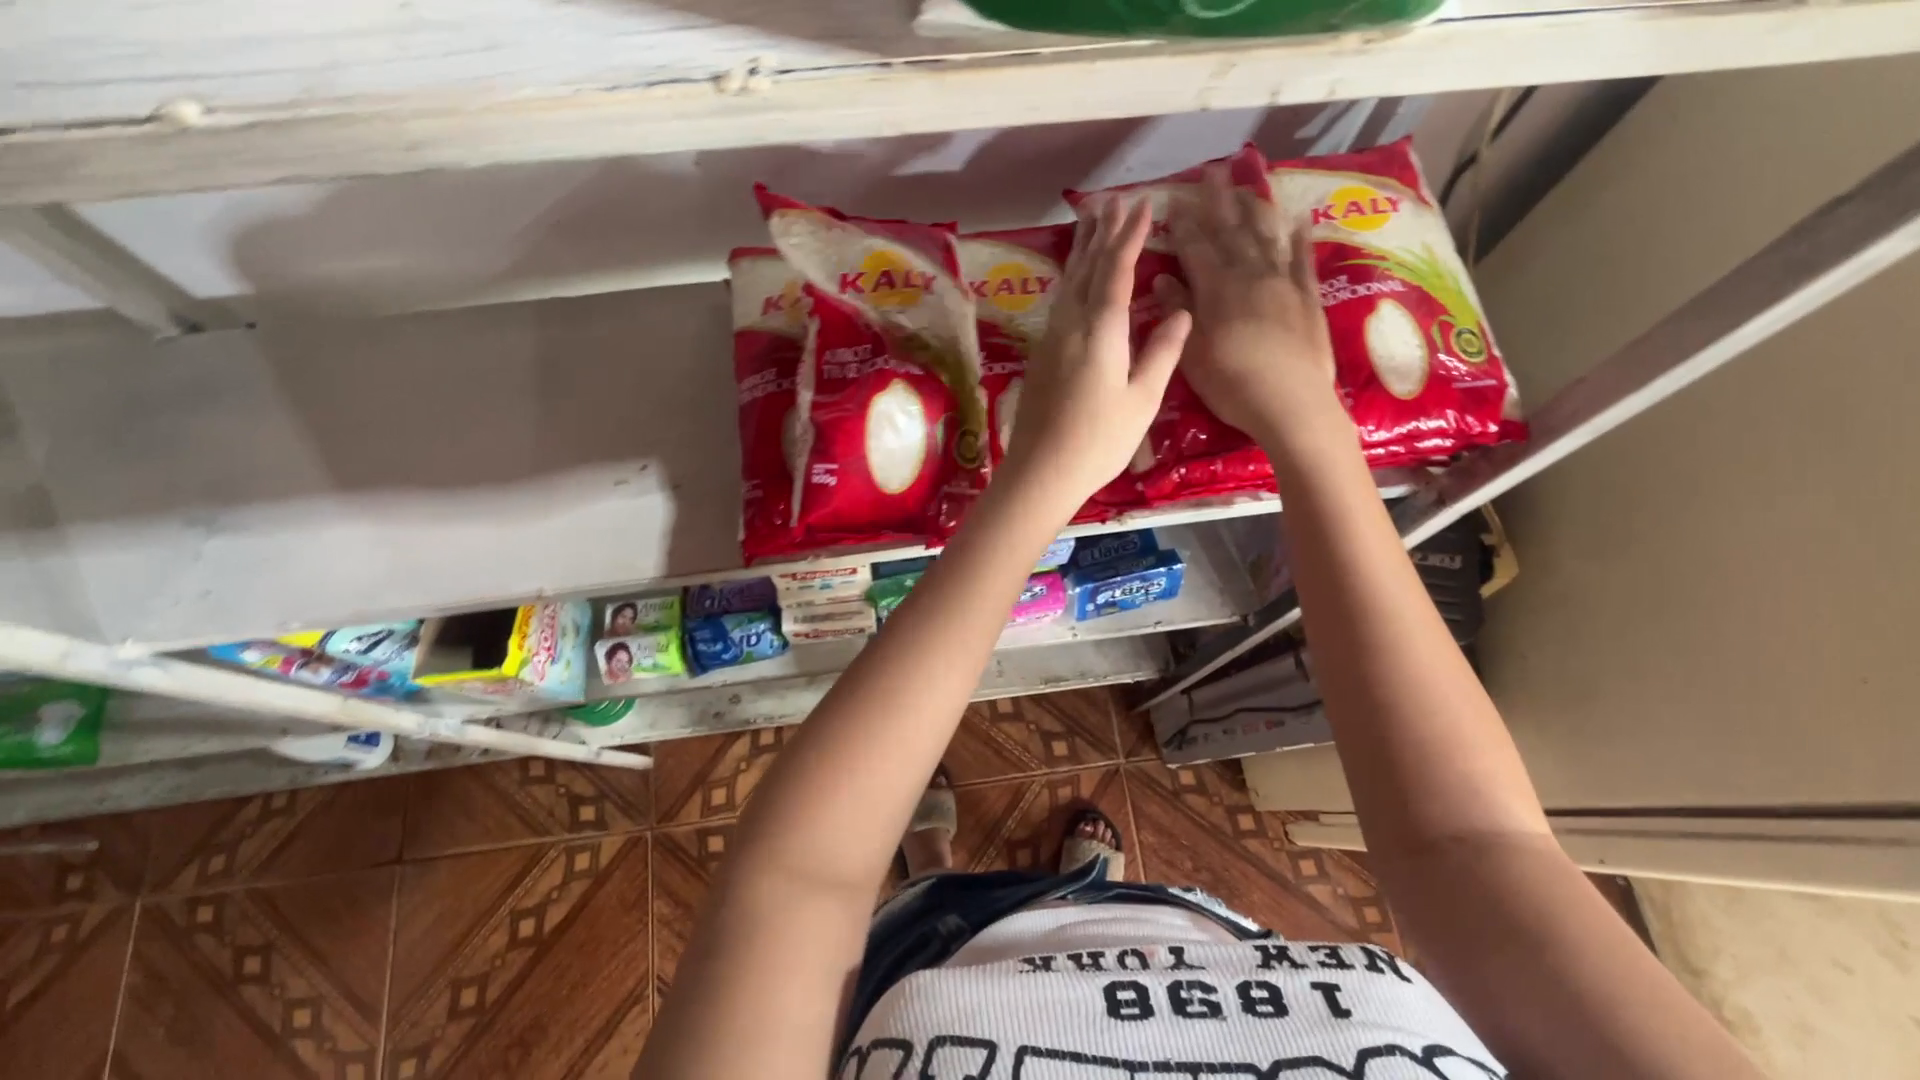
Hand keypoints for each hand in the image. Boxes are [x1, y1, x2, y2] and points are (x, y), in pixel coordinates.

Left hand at [999, 196, 1191, 506]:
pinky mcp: (1043, 354)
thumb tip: (1181, 312)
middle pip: (1088, 267)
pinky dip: (1074, 277)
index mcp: (1101, 330)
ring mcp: (1052, 338)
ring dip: (1083, 249)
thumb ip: (1161, 351)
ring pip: (1069, 281)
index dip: (1129, 236)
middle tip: (1114, 200)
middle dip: (1104, 232)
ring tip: (1091, 222)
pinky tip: (1077, 278)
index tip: (1142, 206)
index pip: (1116, 270)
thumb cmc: (1099, 440)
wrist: (1041, 470)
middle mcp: (1072, 324)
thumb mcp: (1142, 399)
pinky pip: (1062, 300)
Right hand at [1163, 164, 1343, 452]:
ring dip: (1254, 210)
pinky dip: (1298, 238)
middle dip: (1218, 202)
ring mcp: (1283, 283)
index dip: (1183, 225)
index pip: (1195, 248)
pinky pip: (1302, 259)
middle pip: (1231, 232)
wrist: (1292, 405)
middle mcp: (1250, 275)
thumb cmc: (1232, 385)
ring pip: (1266, 236)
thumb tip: (1163, 278)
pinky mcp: (1308, 298)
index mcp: (1216, 289)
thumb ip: (1180, 310)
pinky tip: (1296, 221)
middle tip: (1212, 171)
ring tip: (1246, 186)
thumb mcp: (1193, 353)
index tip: (1173, 202)